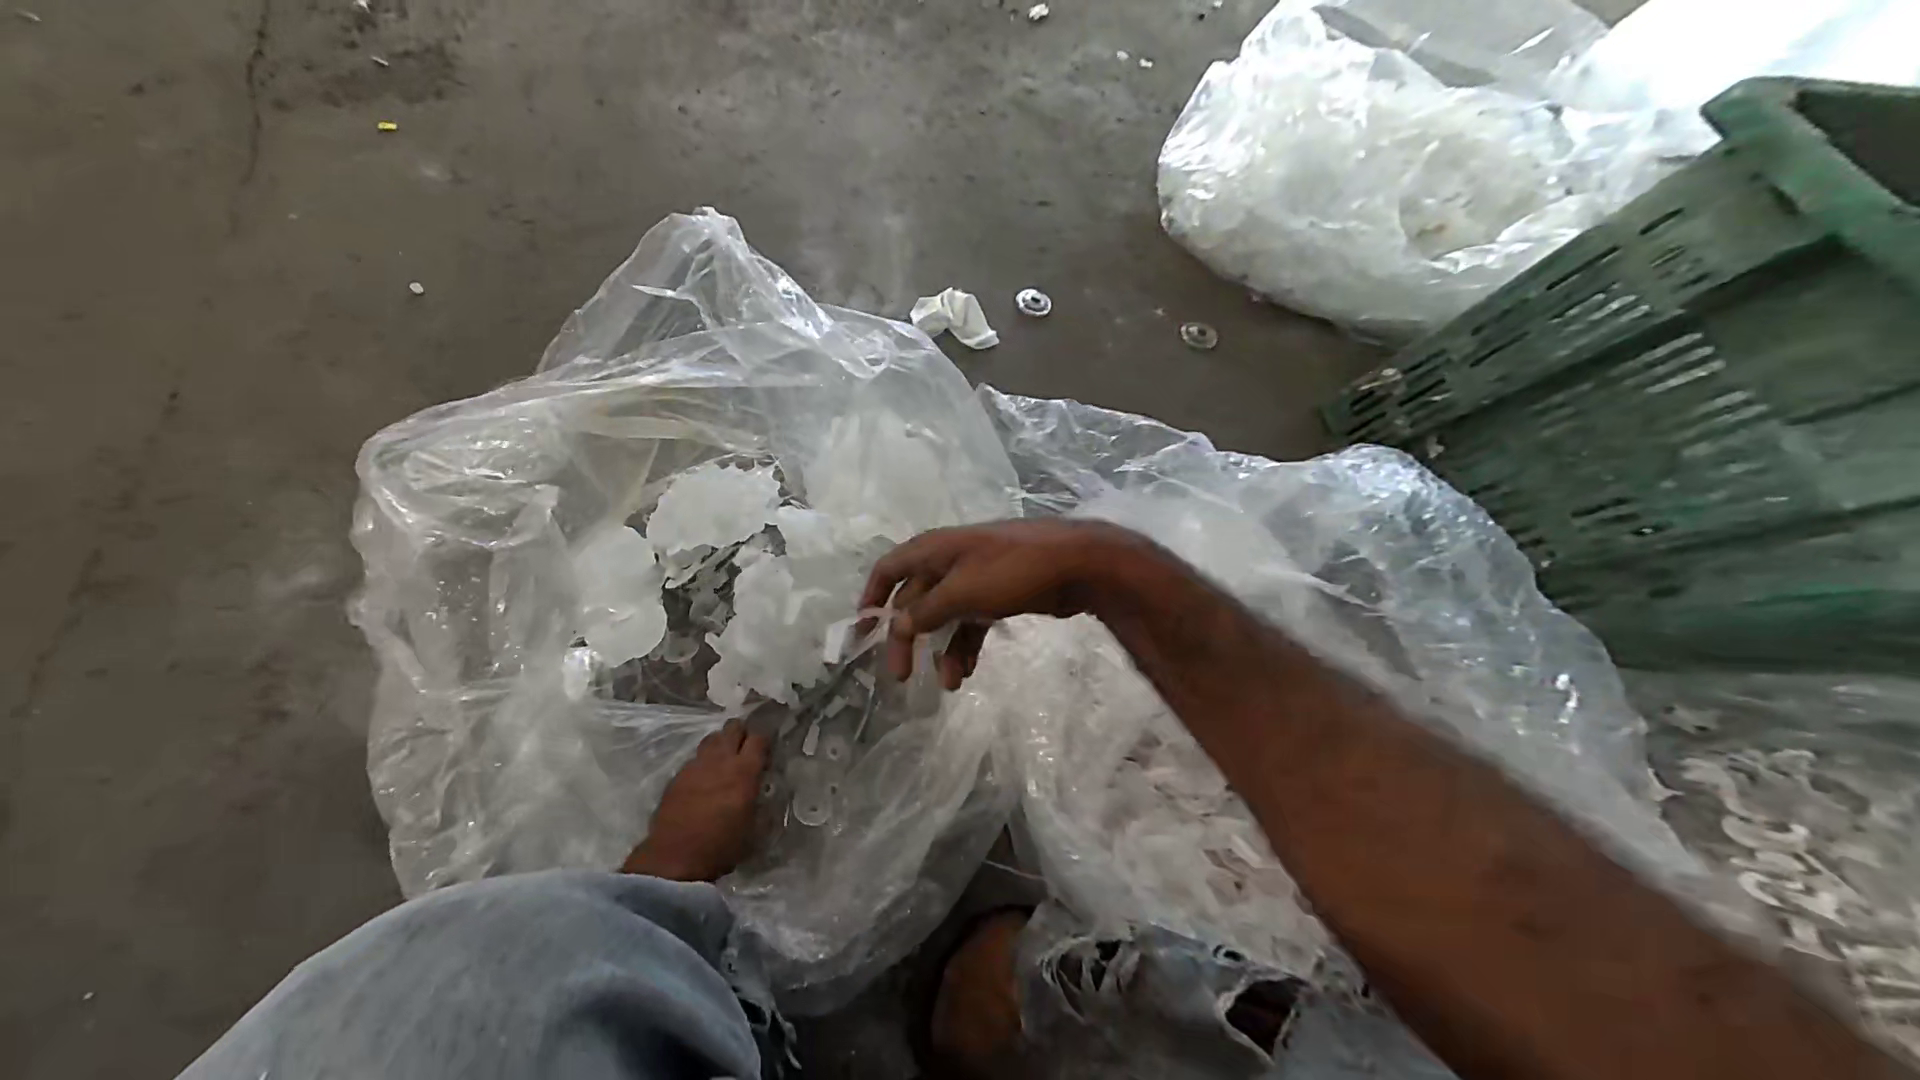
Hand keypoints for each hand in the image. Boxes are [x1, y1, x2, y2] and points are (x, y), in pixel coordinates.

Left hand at [622, 719, 769, 881]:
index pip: (759, 738)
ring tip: (724, 760)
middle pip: (733, 727)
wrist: (674, 859)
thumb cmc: (721, 846)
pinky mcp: (677, 776)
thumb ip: (761, 802)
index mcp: (744, 771)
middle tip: (745, 749)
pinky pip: (695, 758)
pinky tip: (703, 779)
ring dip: (721, 744)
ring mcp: (696, 766)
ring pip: (712, 738)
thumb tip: (764, 791)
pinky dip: (703, 762)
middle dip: (742, 733)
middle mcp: (721, 760)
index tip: (766, 753)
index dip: (764, 742)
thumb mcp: (754, 828)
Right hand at [858, 519, 1142, 688]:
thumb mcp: (963, 591)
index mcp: (934, 550)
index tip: (862, 632)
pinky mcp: (998, 595)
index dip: (872, 597)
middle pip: (914, 601)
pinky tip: (965, 673)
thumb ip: (925, 611)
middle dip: (906, 638)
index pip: (889, 568)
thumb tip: (895, 627)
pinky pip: (970, 623)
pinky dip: (965, 647)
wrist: (1078, 563)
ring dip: (940, 649)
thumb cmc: (1014, 570)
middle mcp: (949, 562)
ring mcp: (975, 579)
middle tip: (900, 675)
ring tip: (946, 683)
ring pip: (944, 617)